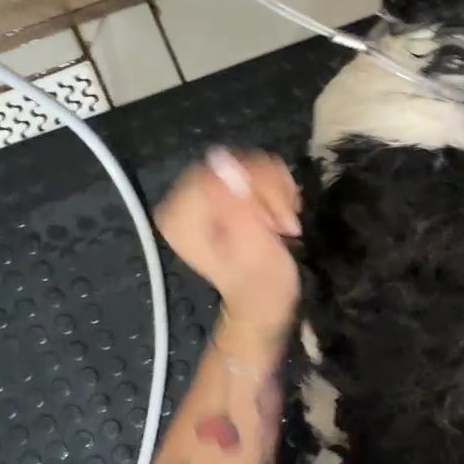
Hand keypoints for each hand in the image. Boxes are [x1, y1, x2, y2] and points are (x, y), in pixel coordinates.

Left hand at [154, 148, 301, 335]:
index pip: (219, 171)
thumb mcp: (253, 248)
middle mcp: (185, 200)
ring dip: (276, 192)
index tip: (277, 218)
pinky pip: (255, 170)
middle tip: (283, 223)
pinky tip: (280, 213)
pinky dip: (275, 190)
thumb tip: (224, 160)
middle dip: (269, 190)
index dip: (256, 187)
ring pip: (250, 164)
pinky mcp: (224, 193)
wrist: (263, 303)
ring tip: (283, 223)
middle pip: (235, 163)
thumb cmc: (260, 286)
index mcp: (180, 215)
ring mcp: (205, 195)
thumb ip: (236, 205)